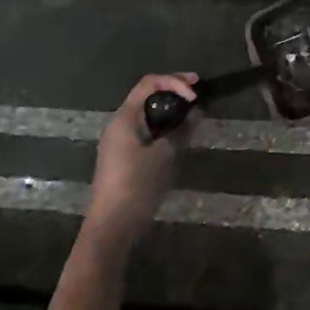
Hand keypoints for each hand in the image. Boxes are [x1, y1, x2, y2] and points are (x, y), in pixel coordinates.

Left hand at [83, 73, 198, 246]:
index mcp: (125, 118)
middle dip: (174, 91)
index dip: (175, 81)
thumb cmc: (136, 185)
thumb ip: (182, 129)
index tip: (195, 94)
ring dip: (170, 109)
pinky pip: (146, 129)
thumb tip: (194, 113)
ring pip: (148, 113)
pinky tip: (180, 135)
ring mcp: (119, 141)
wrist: (111, 227)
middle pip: (148, 95)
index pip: (150, 83)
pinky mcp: (124, 156)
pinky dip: (164, 125)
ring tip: (193, 114)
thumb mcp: (165, 154)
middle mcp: (119, 124)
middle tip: (198, 94)